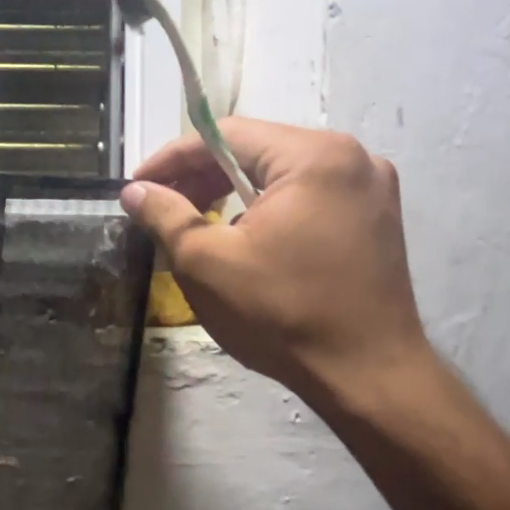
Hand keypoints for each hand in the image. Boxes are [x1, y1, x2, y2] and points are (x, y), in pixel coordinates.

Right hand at [123, 118, 431, 399]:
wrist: (365, 375)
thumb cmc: (280, 312)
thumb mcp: (205, 261)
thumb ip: (165, 214)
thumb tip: (135, 191)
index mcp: (314, 157)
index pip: (225, 135)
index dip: (171, 158)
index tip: (136, 186)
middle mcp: (352, 158)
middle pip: (255, 149)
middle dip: (200, 175)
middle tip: (159, 206)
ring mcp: (370, 189)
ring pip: (279, 174)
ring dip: (230, 192)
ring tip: (194, 224)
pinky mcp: (374, 219)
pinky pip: (306, 196)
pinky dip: (265, 208)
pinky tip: (239, 238)